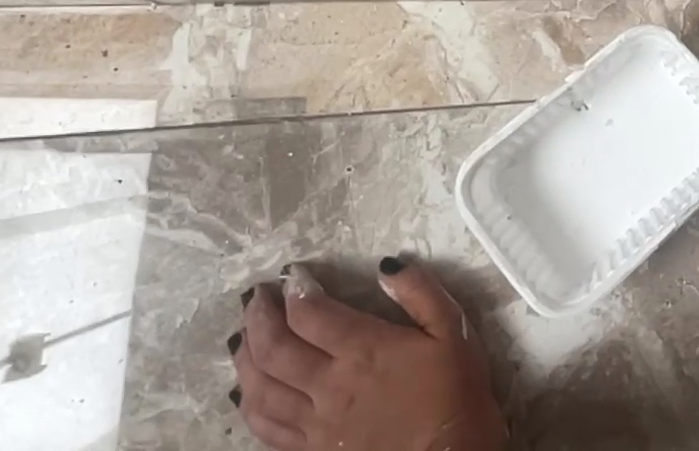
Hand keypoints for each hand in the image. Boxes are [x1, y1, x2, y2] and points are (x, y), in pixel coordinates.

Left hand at [233, 258, 506, 450]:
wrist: (452, 450)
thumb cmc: (454, 384)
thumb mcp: (452, 326)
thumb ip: (420, 291)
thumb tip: (387, 265)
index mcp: (364, 349)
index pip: (312, 314)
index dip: (297, 289)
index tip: (293, 274)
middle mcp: (330, 384)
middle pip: (275, 349)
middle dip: (260, 317)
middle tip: (257, 296)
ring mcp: (315, 423)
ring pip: (260, 389)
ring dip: (246, 358)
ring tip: (244, 336)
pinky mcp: (311, 450)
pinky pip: (266, 428)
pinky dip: (249, 404)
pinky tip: (246, 389)